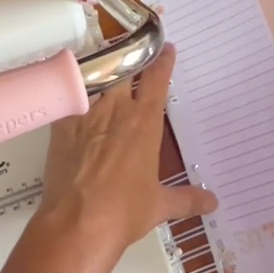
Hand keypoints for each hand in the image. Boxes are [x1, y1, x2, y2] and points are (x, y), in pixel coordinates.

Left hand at [35, 44, 217, 259]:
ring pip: (95, 79)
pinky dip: (72, 92)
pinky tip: (72, 94)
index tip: (166, 49)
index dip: (163, 61)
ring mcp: (86, 113)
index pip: (157, 79)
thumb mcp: (160, 205)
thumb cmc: (123, 211)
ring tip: (103, 68)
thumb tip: (212, 202)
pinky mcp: (61, 124)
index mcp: (144, 122)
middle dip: (130, 61)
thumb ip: (187, 199)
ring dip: (102, 72)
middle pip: (124, 70)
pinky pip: (68, 97)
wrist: (78, 222)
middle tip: (134, 55)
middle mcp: (116, 109)